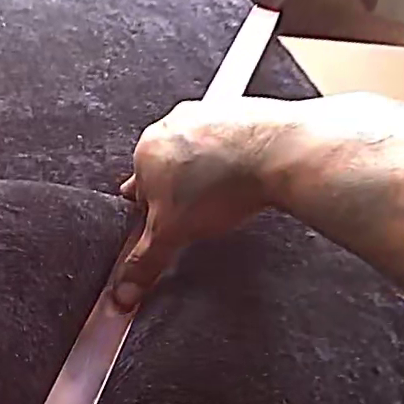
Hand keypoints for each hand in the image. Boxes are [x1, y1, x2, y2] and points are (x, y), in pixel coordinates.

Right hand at [111, 97, 305, 308]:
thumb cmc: (221, 185)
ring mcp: (208, 112)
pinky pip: (227, 141)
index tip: (167, 226)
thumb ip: (144, 263)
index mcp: (146, 149)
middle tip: (197, 215)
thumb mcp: (171, 234)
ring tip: (223, 198)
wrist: (280, 153)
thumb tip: (123, 292)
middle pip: (166, 169)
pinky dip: (232, 158)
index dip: (151, 215)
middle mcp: (172, 123)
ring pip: (196, 153)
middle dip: (177, 193)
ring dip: (204, 173)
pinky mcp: (241, 110)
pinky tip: (243, 179)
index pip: (135, 191)